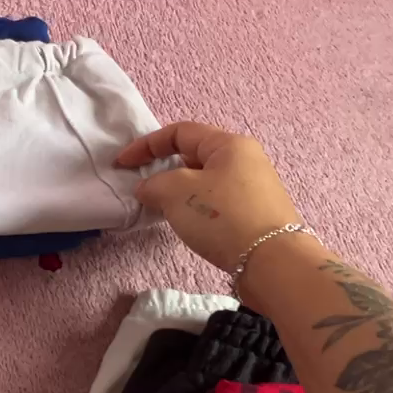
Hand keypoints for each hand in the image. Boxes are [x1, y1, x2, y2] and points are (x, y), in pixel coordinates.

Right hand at [117, 122, 302, 271]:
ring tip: (159, 207)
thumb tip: (147, 188)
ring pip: (203, 180)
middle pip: (193, 155)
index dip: (145, 145)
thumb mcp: (175, 192)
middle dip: (162, 168)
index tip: (121, 164)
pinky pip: (214, 200)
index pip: (180, 132)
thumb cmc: (221, 216)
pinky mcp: (254, 212)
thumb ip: (153, 183)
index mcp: (228, 144)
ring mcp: (252, 187)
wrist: (270, 260)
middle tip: (142, 186)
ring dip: (176, 190)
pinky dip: (193, 206)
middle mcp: (244, 159)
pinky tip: (185, 222)